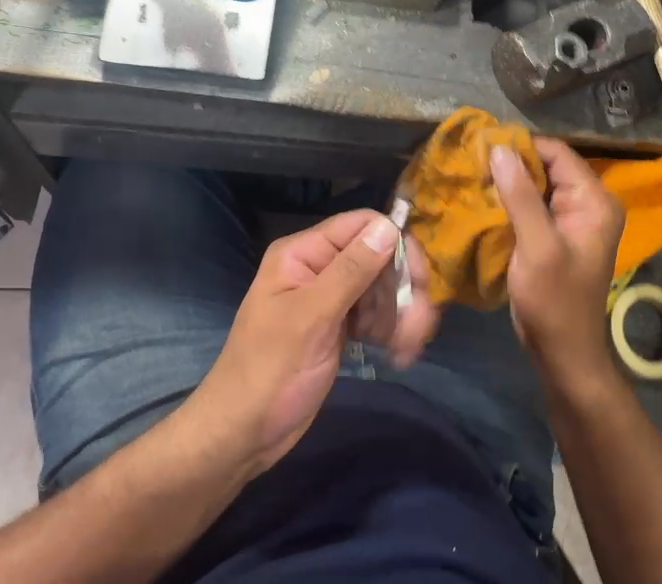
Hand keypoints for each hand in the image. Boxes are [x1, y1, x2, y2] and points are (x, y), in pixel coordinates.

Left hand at [183, 210, 434, 474]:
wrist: (242, 435)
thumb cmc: (268, 372)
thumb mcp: (311, 319)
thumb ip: (351, 271)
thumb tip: (389, 227)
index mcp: (302, 254)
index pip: (361, 226)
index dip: (395, 245)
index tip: (417, 280)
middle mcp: (318, 269)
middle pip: (378, 259)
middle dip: (402, 289)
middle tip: (420, 326)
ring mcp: (329, 300)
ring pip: (382, 290)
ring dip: (402, 315)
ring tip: (408, 348)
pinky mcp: (339, 329)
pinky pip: (375, 316)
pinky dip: (392, 331)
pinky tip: (400, 355)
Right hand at [492, 140, 625, 383]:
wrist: (563, 352)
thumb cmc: (555, 301)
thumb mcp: (537, 246)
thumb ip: (521, 196)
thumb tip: (499, 148)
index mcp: (595, 201)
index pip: (557, 153)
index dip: (521, 145)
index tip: (481, 144)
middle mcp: (589, 204)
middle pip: (547, 166)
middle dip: (511, 162)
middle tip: (471, 160)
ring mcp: (572, 220)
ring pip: (537, 185)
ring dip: (508, 181)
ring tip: (471, 176)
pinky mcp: (555, 235)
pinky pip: (532, 205)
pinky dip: (510, 201)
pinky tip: (483, 201)